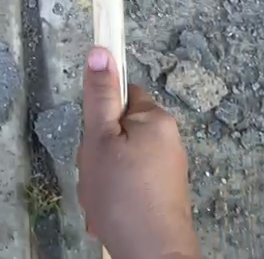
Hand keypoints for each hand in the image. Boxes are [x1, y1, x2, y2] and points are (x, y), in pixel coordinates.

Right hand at [77, 47, 201, 258]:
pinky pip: (130, 182)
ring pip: (121, 158)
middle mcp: (168, 139)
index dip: (100, 114)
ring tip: (101, 198)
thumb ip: (98, 95)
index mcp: (156, 118)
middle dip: (99, 152)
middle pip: (118, 128)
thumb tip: (101, 50)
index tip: (95, 138)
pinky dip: (116, 194)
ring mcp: (167, 169)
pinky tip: (109, 213)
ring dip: (104, 177)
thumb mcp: (100, 139)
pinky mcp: (163, 195)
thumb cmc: (124, 195)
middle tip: (96, 174)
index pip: (120, 94)